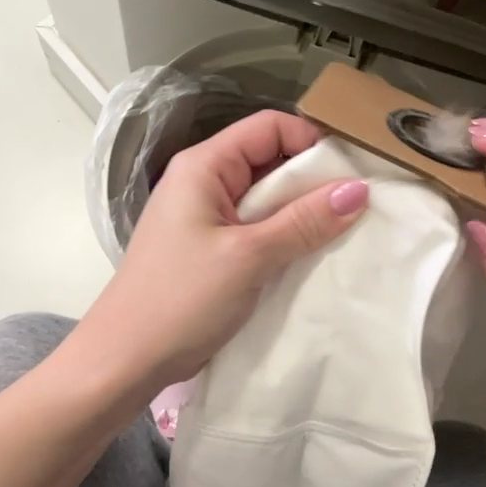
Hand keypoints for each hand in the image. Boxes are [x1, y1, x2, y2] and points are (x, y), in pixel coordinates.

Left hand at [69, 110, 369, 397]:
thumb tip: (359, 189)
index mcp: (203, 166)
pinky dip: (283, 238)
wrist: (126, 359)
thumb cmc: (181, 299)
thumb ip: (304, 221)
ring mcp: (205, 218)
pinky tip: (311, 257)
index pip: (268, 128)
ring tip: (342, 234)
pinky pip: (256, 230)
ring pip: (265, 200)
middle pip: (269, 161)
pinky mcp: (210, 251)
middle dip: (312, 181)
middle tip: (358, 209)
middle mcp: (202, 182)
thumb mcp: (249, 256)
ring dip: (301, 214)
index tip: (352, 174)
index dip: (312, 141)